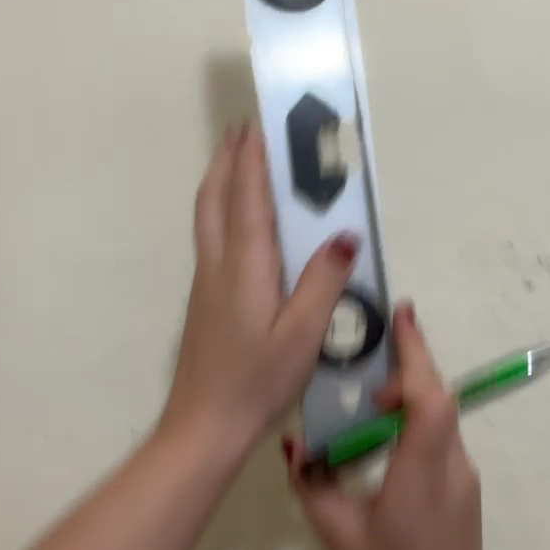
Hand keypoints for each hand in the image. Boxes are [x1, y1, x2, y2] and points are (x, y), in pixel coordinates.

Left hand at [160, 122, 357, 453]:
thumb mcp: (302, 336)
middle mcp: (218, 266)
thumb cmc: (257, 382)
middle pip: (215, 199)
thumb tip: (345, 236)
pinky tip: (238, 226)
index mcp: (244, 268)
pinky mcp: (204, 304)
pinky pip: (210, 240)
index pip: (248, 198)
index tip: (258, 123)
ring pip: (207, 218)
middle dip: (228, 161)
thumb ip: (323, 283)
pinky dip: (221, 213)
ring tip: (238, 165)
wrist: (204, 426)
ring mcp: (205, 285)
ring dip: (221, 184)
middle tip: (244, 132)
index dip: (253, 159)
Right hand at [285, 303, 494, 549]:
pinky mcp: (465, 489)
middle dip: (409, 368)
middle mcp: (452, 467)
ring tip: (370, 402)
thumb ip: (313, 484)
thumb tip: (294, 444)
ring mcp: (464, 478)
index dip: (417, 354)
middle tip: (371, 363)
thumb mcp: (337, 534)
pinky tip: (386, 441)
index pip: (430, 400)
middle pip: (438, 399)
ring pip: (442, 418)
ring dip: (412, 397)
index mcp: (420, 474)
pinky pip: (442, 439)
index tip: (401, 315)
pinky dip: (417, 423)